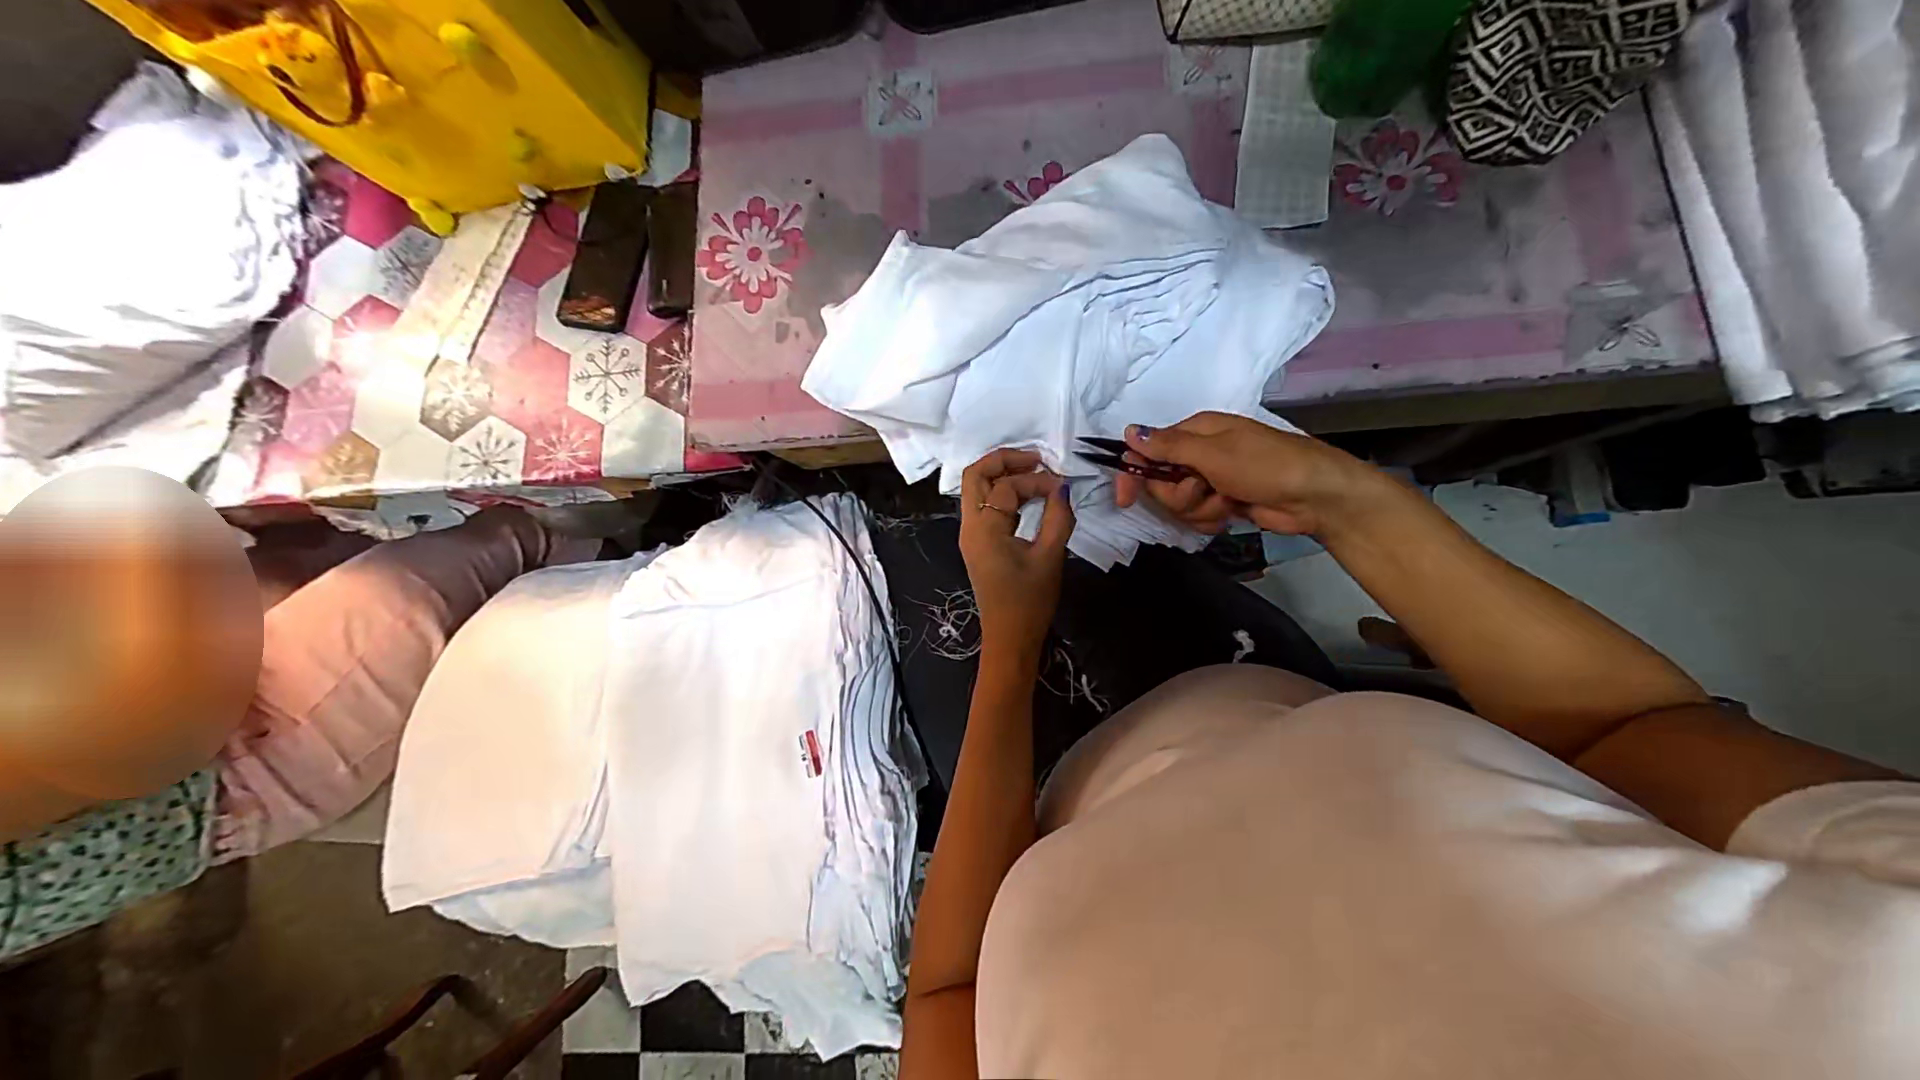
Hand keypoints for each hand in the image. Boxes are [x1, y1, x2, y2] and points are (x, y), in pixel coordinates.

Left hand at [958, 448, 1074, 661]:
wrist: (1010, 638)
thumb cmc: (1029, 602)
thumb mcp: (1050, 557)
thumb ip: (1057, 518)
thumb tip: (1062, 488)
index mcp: (983, 529)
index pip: (1006, 487)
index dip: (1036, 480)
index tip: (1062, 487)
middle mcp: (969, 526)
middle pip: (975, 475)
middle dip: (1004, 460)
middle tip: (1037, 459)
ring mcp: (970, 535)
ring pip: (976, 489)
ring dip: (1003, 475)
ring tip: (1036, 474)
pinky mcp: (978, 543)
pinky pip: (984, 506)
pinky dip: (1003, 493)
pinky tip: (1028, 496)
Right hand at [1111, 412, 1384, 536]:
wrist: (1315, 496)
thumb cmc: (1265, 464)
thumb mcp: (1213, 453)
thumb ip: (1168, 446)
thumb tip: (1129, 432)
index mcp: (1195, 431)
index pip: (1147, 450)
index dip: (1133, 474)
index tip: (1124, 498)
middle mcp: (1199, 454)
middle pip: (1160, 482)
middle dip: (1178, 494)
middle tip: (1202, 488)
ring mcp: (1211, 480)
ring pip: (1178, 504)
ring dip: (1199, 508)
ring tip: (1226, 500)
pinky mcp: (1222, 503)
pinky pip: (1197, 517)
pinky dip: (1211, 519)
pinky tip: (1232, 513)